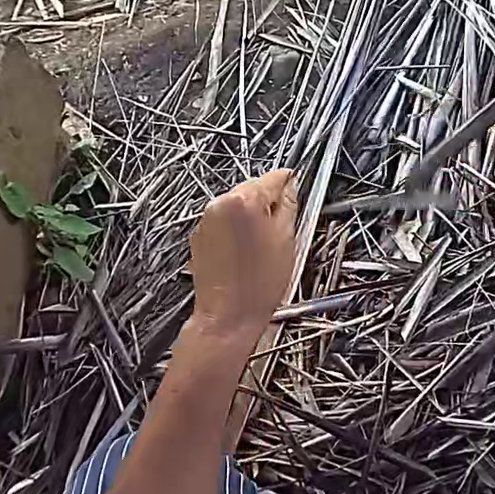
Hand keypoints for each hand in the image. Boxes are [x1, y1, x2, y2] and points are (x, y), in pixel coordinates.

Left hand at [186, 170, 299, 341]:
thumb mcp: (287, 238)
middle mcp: (220, 204)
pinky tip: (246, 254)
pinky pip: (224, 221)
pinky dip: (236, 230)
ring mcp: (207, 219)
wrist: (228, 316)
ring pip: (237, 205)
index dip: (288, 183)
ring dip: (251, 217)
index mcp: (243, 201)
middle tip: (281, 229)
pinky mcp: (200, 235)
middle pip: (253, 189)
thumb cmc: (257, 285)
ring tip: (262, 247)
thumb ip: (289, 204)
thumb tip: (290, 186)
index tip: (294, 189)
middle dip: (267, 204)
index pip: (272, 177)